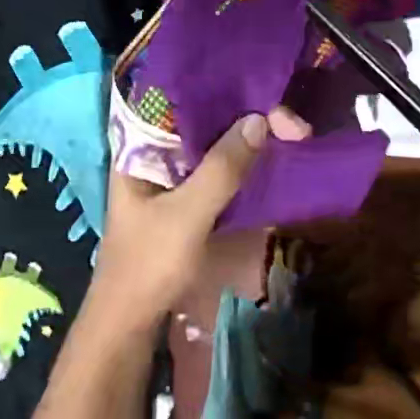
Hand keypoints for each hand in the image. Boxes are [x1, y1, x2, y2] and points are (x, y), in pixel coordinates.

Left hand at [83, 108, 310, 333]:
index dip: (225, 91)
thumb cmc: (148, 266)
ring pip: (214, 141)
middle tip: (291, 122)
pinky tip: (267, 156)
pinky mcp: (185, 196)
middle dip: (247, 114)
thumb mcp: (186, 216)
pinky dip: (242, 160)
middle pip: (204, 117)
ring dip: (248, 137)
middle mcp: (154, 150)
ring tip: (289, 131)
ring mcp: (170, 174)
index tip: (265, 94)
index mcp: (141, 145)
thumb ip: (221, 169)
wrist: (128, 329)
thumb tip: (259, 119)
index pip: (183, 98)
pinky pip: (217, 166)